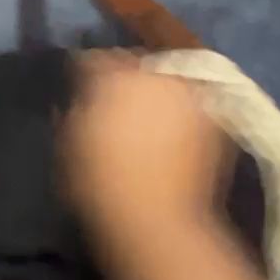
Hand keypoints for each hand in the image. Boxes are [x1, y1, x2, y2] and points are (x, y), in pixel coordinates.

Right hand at [63, 53, 227, 228]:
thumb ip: (74, 110)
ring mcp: (187, 92)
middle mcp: (152, 73)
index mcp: (111, 75)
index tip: (81, 88)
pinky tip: (174, 130)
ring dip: (155, 90)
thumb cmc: (99, 184)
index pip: (92, 58)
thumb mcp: (66, 144)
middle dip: (123, 77)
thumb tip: (80, 99)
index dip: (84, 73)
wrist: (157, 221)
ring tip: (148, 113)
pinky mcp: (213, 116)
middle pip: (132, 62)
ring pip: (166, 79)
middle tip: (115, 101)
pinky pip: (191, 103)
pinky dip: (181, 110)